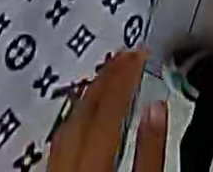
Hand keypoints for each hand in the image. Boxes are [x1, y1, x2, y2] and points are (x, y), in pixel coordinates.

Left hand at [49, 47, 165, 171]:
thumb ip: (151, 152)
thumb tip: (158, 106)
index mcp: (93, 162)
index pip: (109, 107)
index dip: (127, 74)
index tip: (140, 51)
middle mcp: (67, 163)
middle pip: (86, 109)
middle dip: (108, 76)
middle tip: (126, 52)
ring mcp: (54, 169)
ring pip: (69, 120)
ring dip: (91, 91)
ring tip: (108, 71)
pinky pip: (61, 136)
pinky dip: (76, 115)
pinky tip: (85, 109)